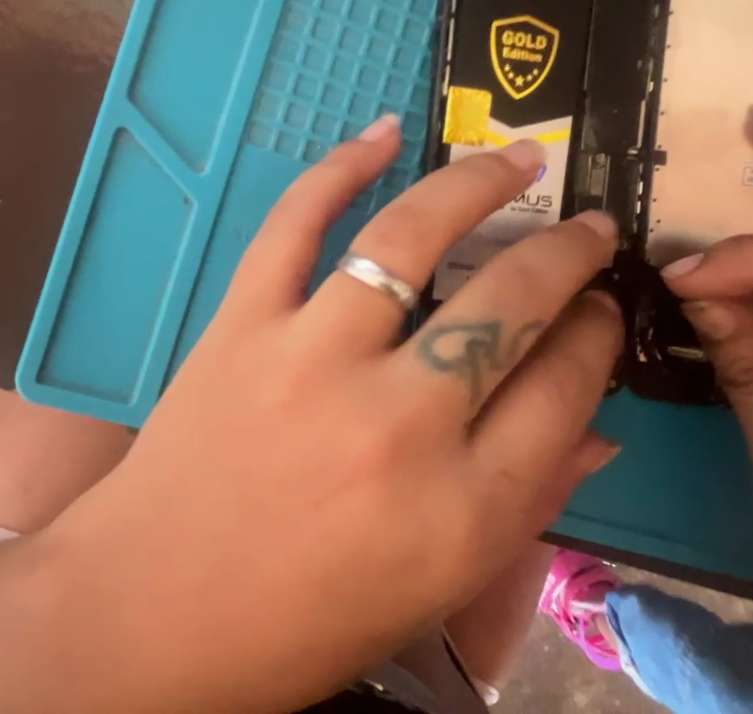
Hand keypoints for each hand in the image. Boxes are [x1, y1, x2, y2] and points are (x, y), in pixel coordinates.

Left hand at [26, 115, 623, 713]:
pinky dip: (339, 168)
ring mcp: (311, 359)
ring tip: (519, 158)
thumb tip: (595, 426)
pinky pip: (295, 225)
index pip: (566, 391)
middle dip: (567, 256)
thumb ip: (524, 504)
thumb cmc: (302, 619)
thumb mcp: (435, 588)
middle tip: (589, 231)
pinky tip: (384, 134)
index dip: (597, 336)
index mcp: (462, 510)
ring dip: (477, 185)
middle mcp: (398, 423)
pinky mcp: (241, 325)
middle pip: (512, 306)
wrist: (152, 610)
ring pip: (410, 239)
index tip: (601, 309)